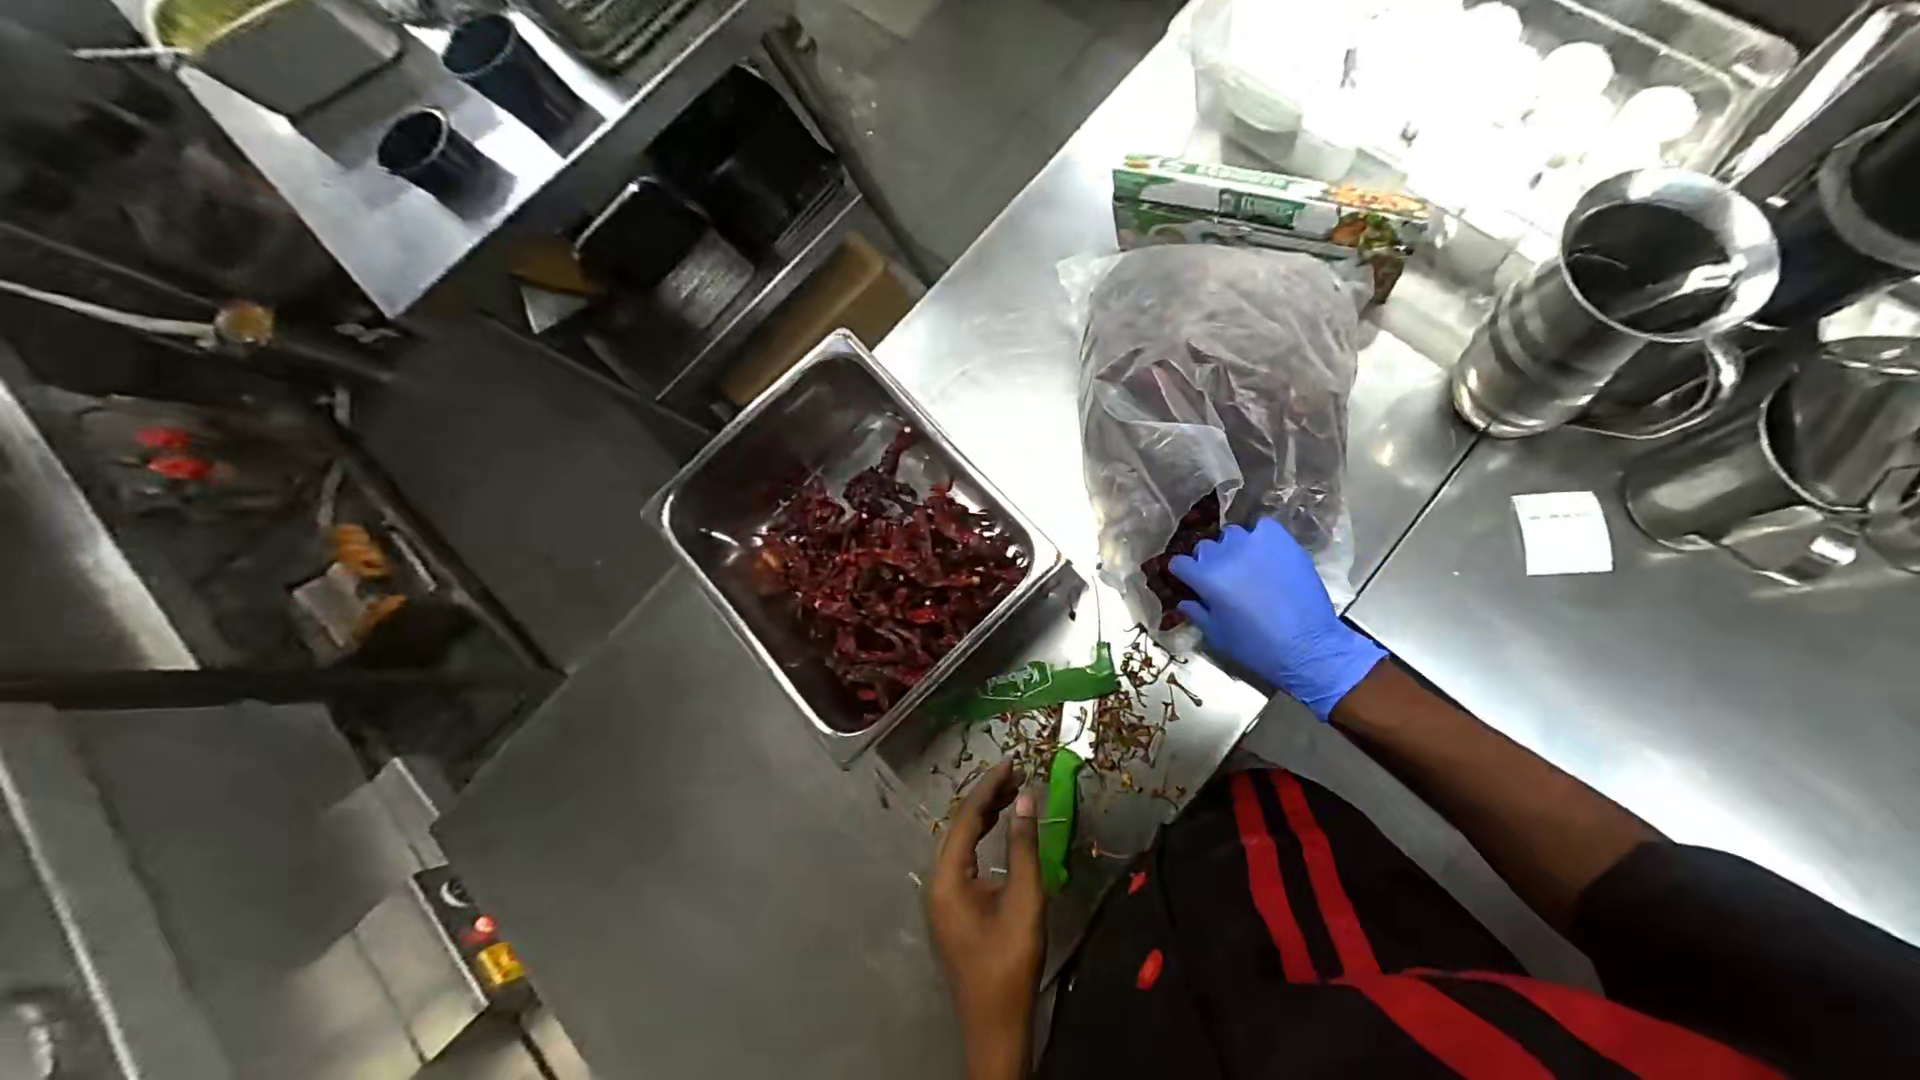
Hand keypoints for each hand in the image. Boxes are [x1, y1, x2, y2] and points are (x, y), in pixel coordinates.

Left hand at [927, 761, 1043, 1079]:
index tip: (1012, 763)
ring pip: (962, 841)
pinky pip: (965, 858)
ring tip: (1013, 792)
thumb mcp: (1023, 900)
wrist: (996, 1024)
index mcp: (946, 876)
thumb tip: (1026, 797)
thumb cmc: (1010, 962)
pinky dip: (983, 837)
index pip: (968, 817)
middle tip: (1017, 773)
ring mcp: (942, 894)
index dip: (991, 787)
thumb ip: (1023, 846)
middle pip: (961, 826)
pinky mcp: (953, 906)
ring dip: (987, 815)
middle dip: (988, 797)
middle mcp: (936, 880)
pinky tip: (1001, 828)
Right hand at [1170, 517, 1385, 720]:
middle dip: (1208, 561)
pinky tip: (1269, 553)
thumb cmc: (1257, 648)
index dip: (1183, 574)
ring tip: (1247, 564)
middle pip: (1205, 547)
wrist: (1309, 647)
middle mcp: (1225, 555)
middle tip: (1223, 578)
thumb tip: (1184, 602)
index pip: (1179, 563)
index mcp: (1205, 578)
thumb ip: (1198, 615)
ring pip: (1233, 534)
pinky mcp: (1281, 540)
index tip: (1191, 582)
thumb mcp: (1218, 636)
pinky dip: (1262, 537)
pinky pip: (1264, 527)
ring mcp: (1254, 544)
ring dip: (1234, 548)